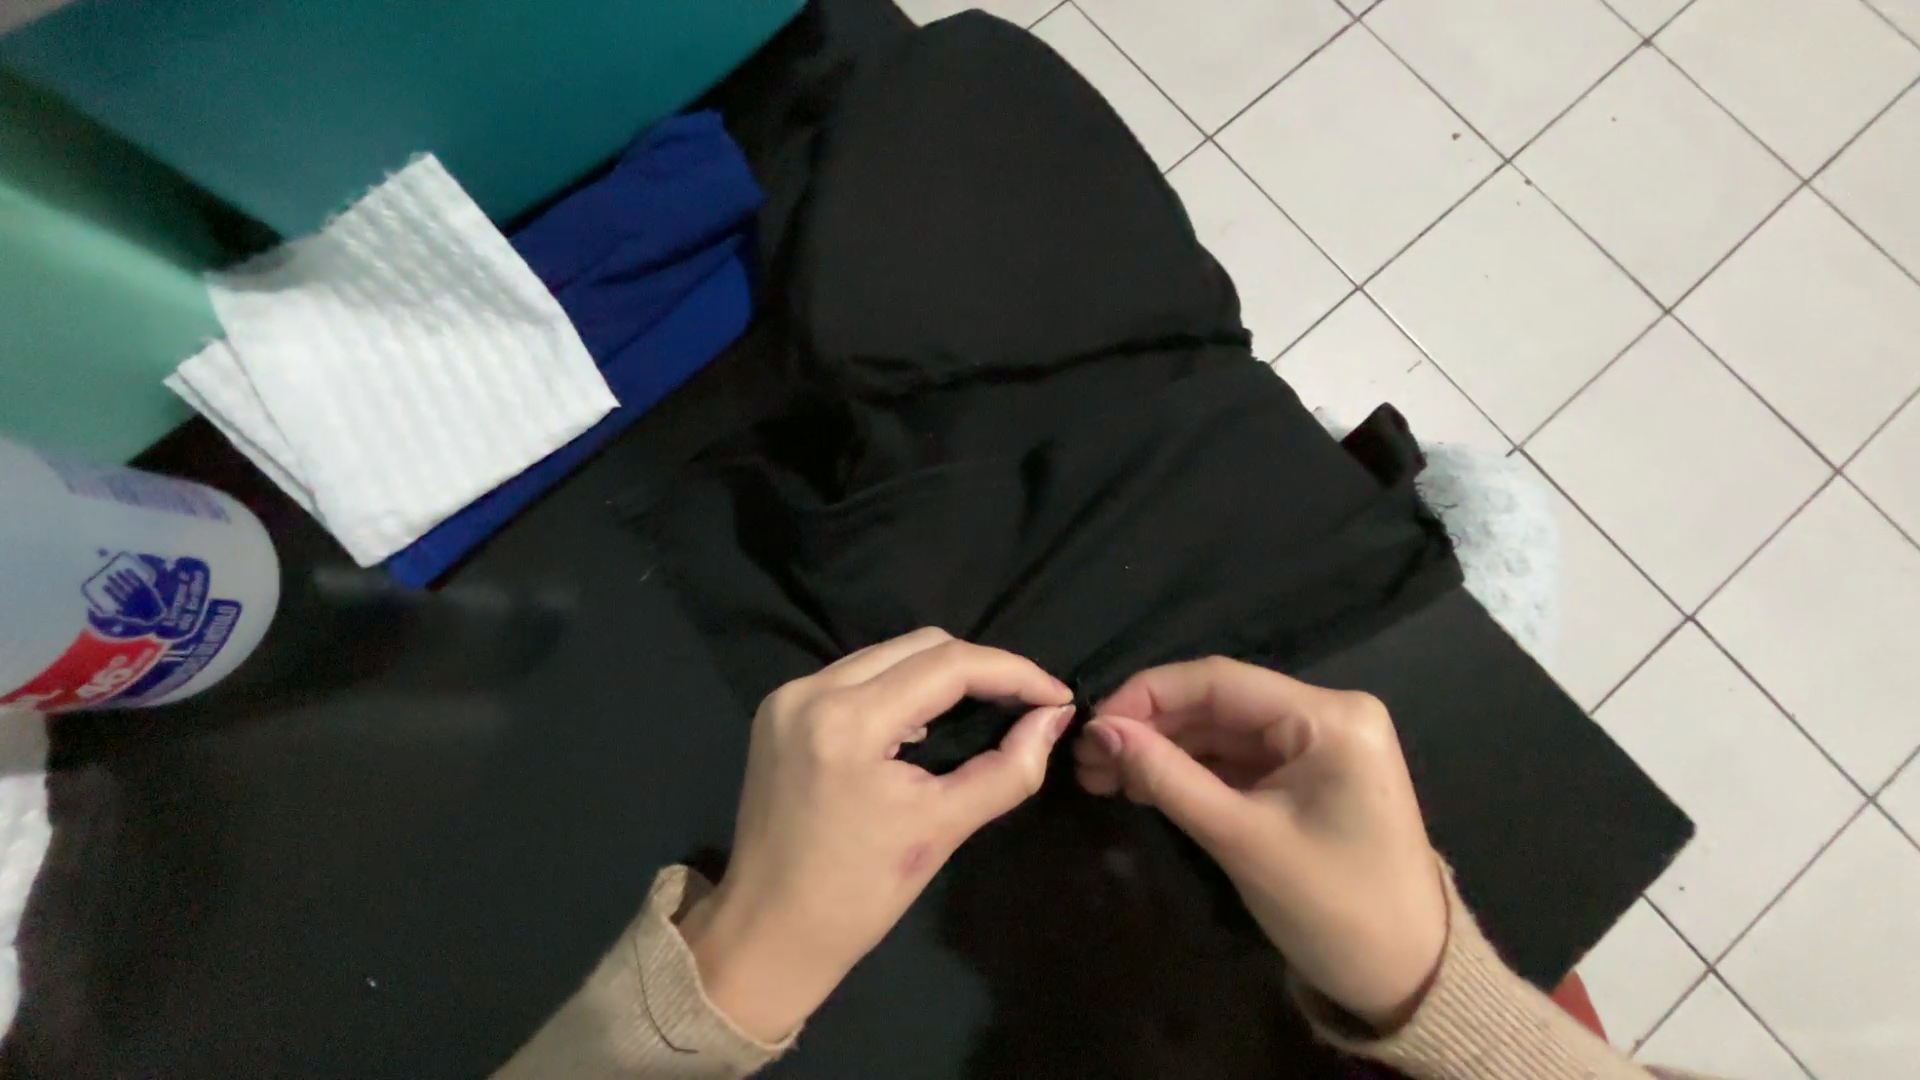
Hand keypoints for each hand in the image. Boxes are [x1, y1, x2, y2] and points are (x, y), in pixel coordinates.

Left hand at [679, 628, 1075, 1041]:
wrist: (767, 931)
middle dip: (981, 668)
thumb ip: (1010, 768)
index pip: (947, 665)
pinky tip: (922, 721)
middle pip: (919, 645)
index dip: (1012, 671)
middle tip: (1024, 702)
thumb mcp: (943, 829)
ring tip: (984, 707)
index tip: (1056, 695)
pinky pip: (858, 674)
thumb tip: (1054, 717)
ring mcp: (789, 695)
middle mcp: (812, 690)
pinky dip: (901, 686)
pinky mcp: (781, 706)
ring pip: (888, 653)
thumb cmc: (858, 894)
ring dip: (941, 673)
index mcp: (848, 721)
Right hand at [1074, 658, 1445, 1029]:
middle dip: (1147, 728)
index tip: (1092, 725)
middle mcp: (1323, 713)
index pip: (1218, 680)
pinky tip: (1138, 783)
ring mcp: (1313, 742)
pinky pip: (1232, 757)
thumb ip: (1165, 776)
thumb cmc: (1333, 908)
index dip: (1146, 696)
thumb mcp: (1239, 837)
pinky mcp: (1301, 771)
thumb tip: (1098, 730)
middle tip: (1086, 757)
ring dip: (1159, 750)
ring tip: (1098, 774)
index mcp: (1328, 716)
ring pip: (1217, 729)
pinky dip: (1185, 770)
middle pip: (1214, 703)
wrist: (1406, 983)